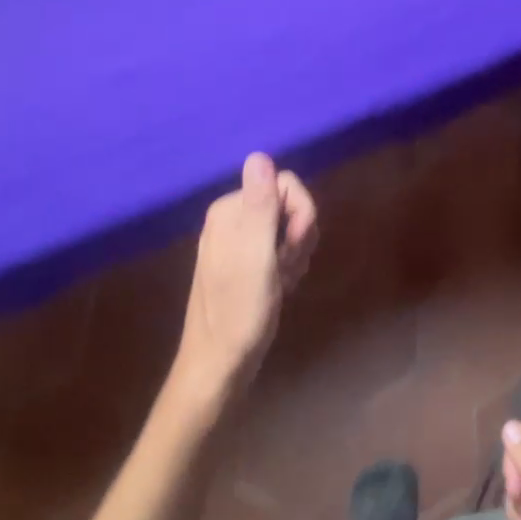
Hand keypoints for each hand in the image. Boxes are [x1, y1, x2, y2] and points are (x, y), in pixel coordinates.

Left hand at [172, 153, 317, 399]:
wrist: (220, 365)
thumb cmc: (238, 312)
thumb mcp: (255, 256)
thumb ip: (260, 205)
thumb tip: (258, 154)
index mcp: (230, 210)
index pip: (285, 183)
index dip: (301, 213)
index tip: (293, 246)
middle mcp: (232, 219)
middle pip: (289, 205)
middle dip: (299, 236)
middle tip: (286, 268)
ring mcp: (239, 242)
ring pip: (289, 228)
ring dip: (296, 254)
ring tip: (282, 282)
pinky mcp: (247, 264)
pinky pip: (282, 249)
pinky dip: (289, 267)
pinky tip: (281, 288)